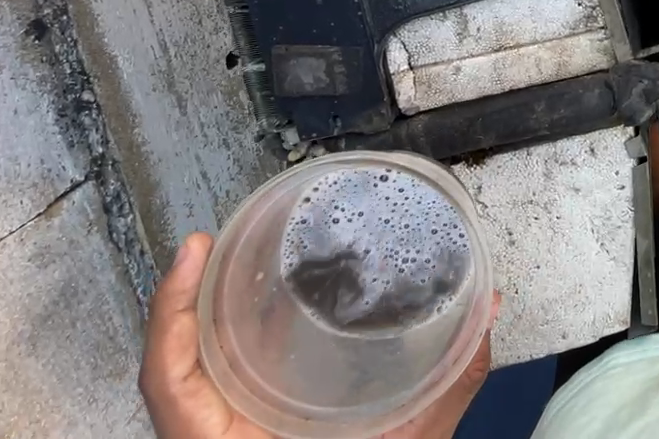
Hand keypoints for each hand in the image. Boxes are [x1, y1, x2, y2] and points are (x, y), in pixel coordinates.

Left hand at [140, 233, 495, 438]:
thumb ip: (453, 379)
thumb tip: (487, 304)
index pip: (172, 386)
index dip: (171, 316)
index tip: (193, 251)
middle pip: (174, 366)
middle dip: (188, 297)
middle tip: (217, 239)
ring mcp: (227, 438)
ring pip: (194, 373)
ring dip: (207, 314)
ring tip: (240, 256)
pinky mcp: (243, 433)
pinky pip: (219, 383)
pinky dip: (234, 339)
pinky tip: (271, 306)